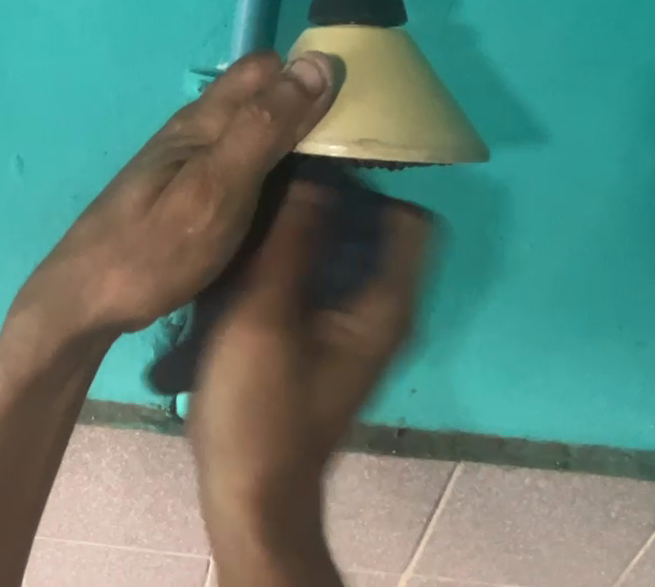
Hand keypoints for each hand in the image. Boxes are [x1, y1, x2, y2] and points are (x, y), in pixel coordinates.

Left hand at [15, 51, 342, 337]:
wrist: (86, 301)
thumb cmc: (153, 249)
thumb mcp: (216, 188)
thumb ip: (264, 128)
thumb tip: (316, 64)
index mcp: (203, 120)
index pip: (267, 68)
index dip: (310, 75)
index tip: (361, 106)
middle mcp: (196, 131)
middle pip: (261, 98)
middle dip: (308, 109)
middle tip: (358, 150)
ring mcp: (188, 164)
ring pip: (252, 133)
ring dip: (292, 143)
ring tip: (339, 176)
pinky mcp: (186, 195)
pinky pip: (240, 167)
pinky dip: (271, 173)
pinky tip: (290, 203)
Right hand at [189, 168, 435, 576]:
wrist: (247, 491)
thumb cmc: (260, 407)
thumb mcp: (267, 314)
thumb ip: (289, 239)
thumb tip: (313, 168)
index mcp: (386, 302)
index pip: (411, 217)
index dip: (371, 183)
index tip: (314, 164)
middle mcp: (378, 306)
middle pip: (372, 224)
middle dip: (328, 194)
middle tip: (272, 174)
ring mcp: (347, 321)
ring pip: (339, 245)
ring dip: (303, 219)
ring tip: (253, 200)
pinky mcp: (317, 331)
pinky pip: (315, 268)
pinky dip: (290, 247)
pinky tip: (243, 243)